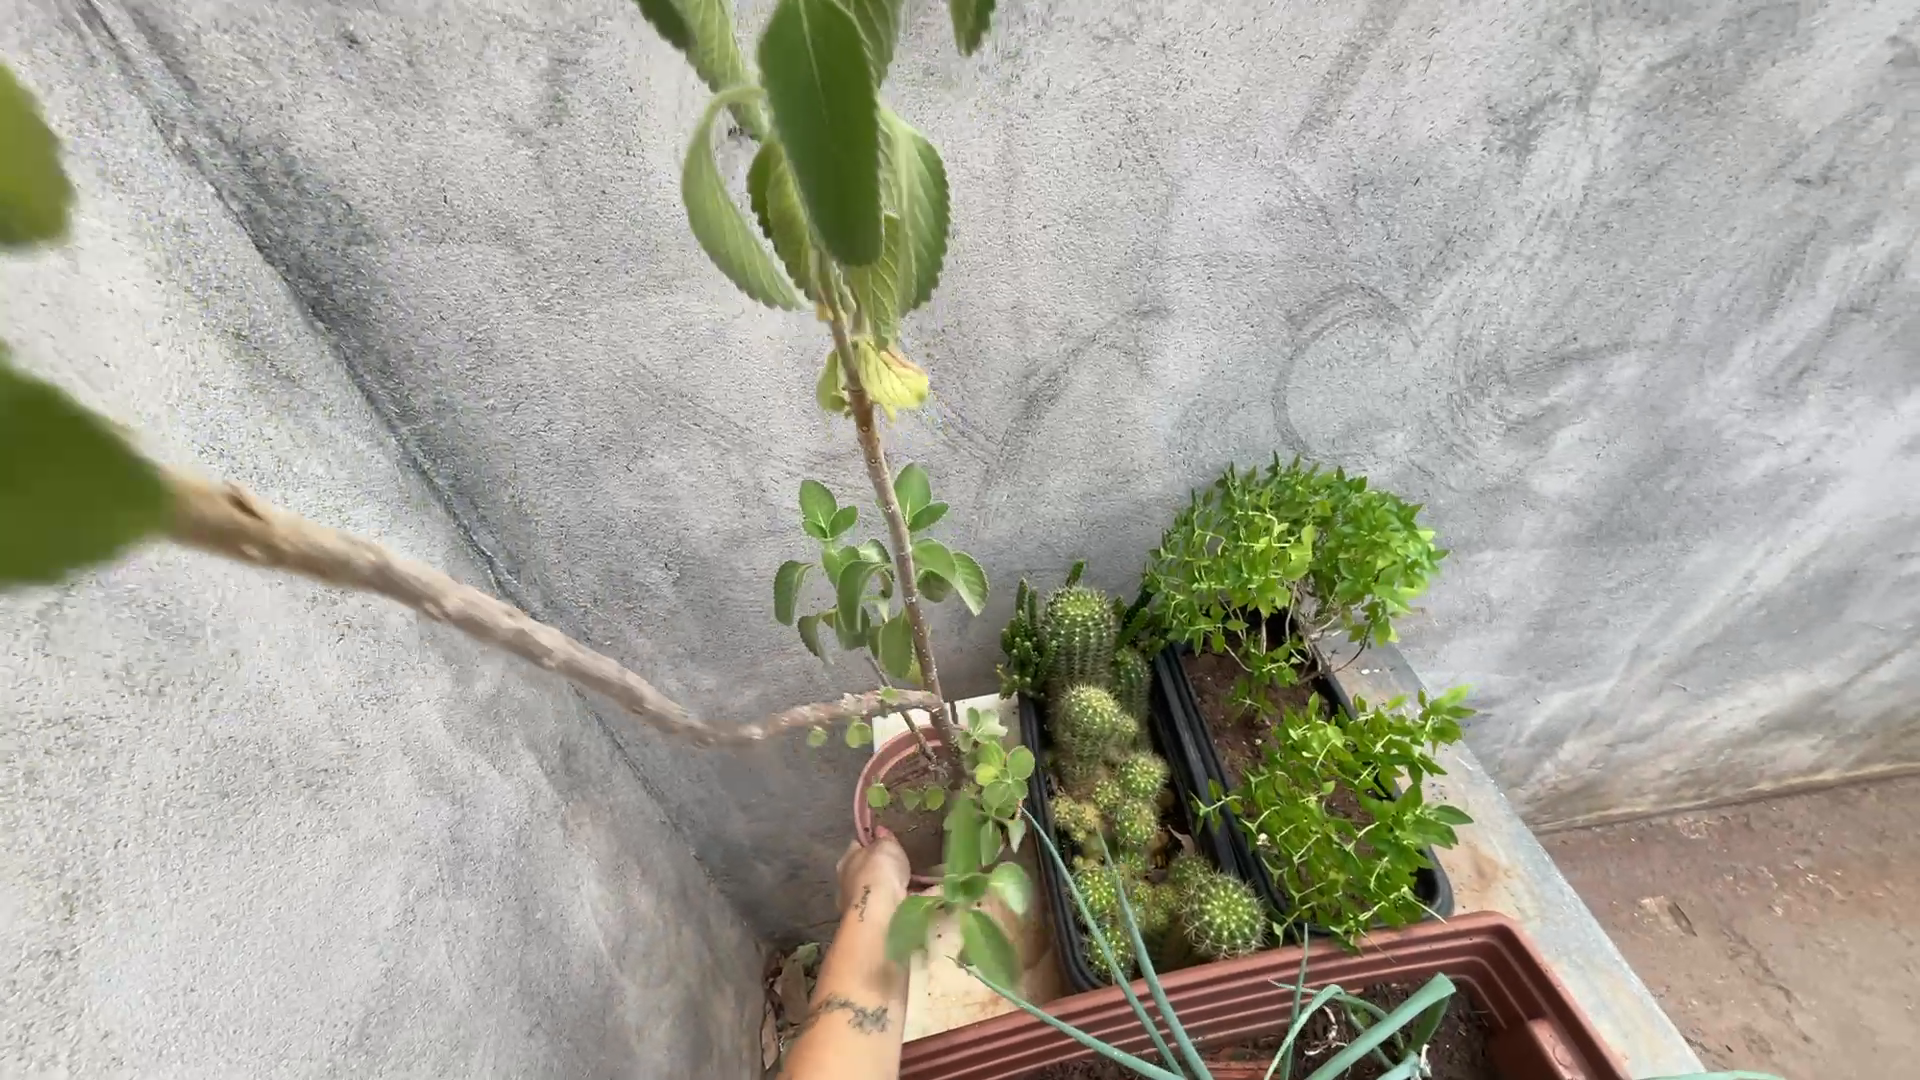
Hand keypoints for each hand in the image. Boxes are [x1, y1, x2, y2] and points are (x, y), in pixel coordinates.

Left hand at [838, 829, 910, 916]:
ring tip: (910, 884)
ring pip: (874, 889)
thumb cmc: (879, 872)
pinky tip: (913, 900)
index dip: (873, 840)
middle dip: (880, 866)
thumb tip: (879, 830)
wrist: (876, 914)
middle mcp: (846, 880)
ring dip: (887, 887)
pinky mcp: (866, 920)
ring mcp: (854, 902)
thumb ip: (884, 838)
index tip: (887, 841)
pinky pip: (886, 906)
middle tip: (900, 864)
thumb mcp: (886, 846)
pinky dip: (898, 902)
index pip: (858, 844)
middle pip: (865, 867)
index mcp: (847, 859)